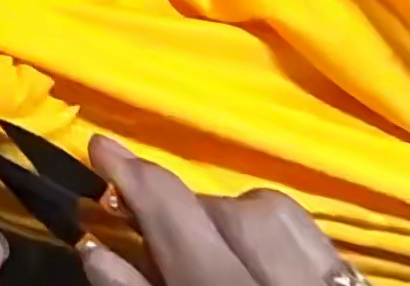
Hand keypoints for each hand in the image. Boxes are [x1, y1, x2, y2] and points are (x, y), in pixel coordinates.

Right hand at [80, 137, 363, 285]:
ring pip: (271, 214)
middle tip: (151, 232)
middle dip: (179, 210)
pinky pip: (314, 240)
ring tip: (208, 250)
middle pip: (224, 213)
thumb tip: (94, 250)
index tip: (100, 147)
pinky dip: (275, 235)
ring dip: (227, 217)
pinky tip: (260, 261)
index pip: (176, 221)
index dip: (133, 178)